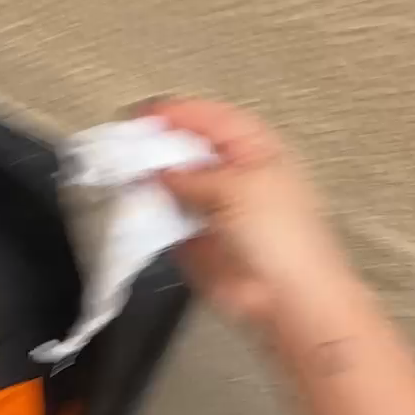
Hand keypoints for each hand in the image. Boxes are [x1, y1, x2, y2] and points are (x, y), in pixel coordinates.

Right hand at [141, 98, 354, 328]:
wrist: (287, 299)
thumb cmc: (286, 240)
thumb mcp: (239, 188)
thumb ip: (194, 176)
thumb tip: (161, 170)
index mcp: (255, 151)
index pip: (209, 119)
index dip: (174, 115)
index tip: (139, 118)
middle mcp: (234, 179)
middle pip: (187, 154)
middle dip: (157, 151)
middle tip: (127, 152)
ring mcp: (215, 212)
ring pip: (174, 189)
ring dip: (151, 187)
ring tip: (128, 182)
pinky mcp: (199, 244)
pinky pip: (168, 226)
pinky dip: (152, 221)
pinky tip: (138, 215)